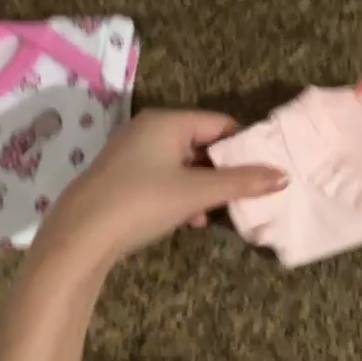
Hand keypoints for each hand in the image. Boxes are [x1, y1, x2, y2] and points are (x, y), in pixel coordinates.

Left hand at [35, 109, 285, 263]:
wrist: (77, 239)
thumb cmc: (141, 202)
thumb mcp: (197, 193)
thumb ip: (242, 182)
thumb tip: (283, 175)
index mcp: (167, 122)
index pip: (221, 124)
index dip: (245, 146)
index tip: (265, 170)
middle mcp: (148, 129)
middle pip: (202, 143)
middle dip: (225, 169)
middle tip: (247, 192)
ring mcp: (131, 153)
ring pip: (183, 164)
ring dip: (204, 186)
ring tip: (220, 210)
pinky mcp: (121, 177)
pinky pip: (164, 177)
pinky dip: (182, 194)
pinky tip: (191, 220)